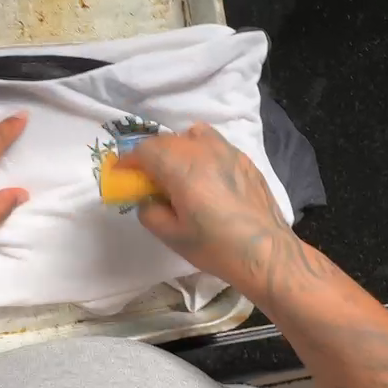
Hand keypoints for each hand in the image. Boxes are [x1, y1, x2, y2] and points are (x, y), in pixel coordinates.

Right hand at [119, 124, 295, 293]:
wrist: (266, 252)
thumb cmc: (215, 246)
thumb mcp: (171, 236)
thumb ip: (150, 212)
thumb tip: (148, 200)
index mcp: (181, 167)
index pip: (145, 150)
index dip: (128, 160)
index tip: (121, 173)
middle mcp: (204, 151)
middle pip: (167, 140)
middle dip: (151, 155)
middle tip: (146, 178)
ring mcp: (228, 152)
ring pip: (194, 135)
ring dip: (178, 147)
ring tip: (177, 170)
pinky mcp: (245, 160)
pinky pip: (215, 145)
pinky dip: (201, 153)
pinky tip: (206, 178)